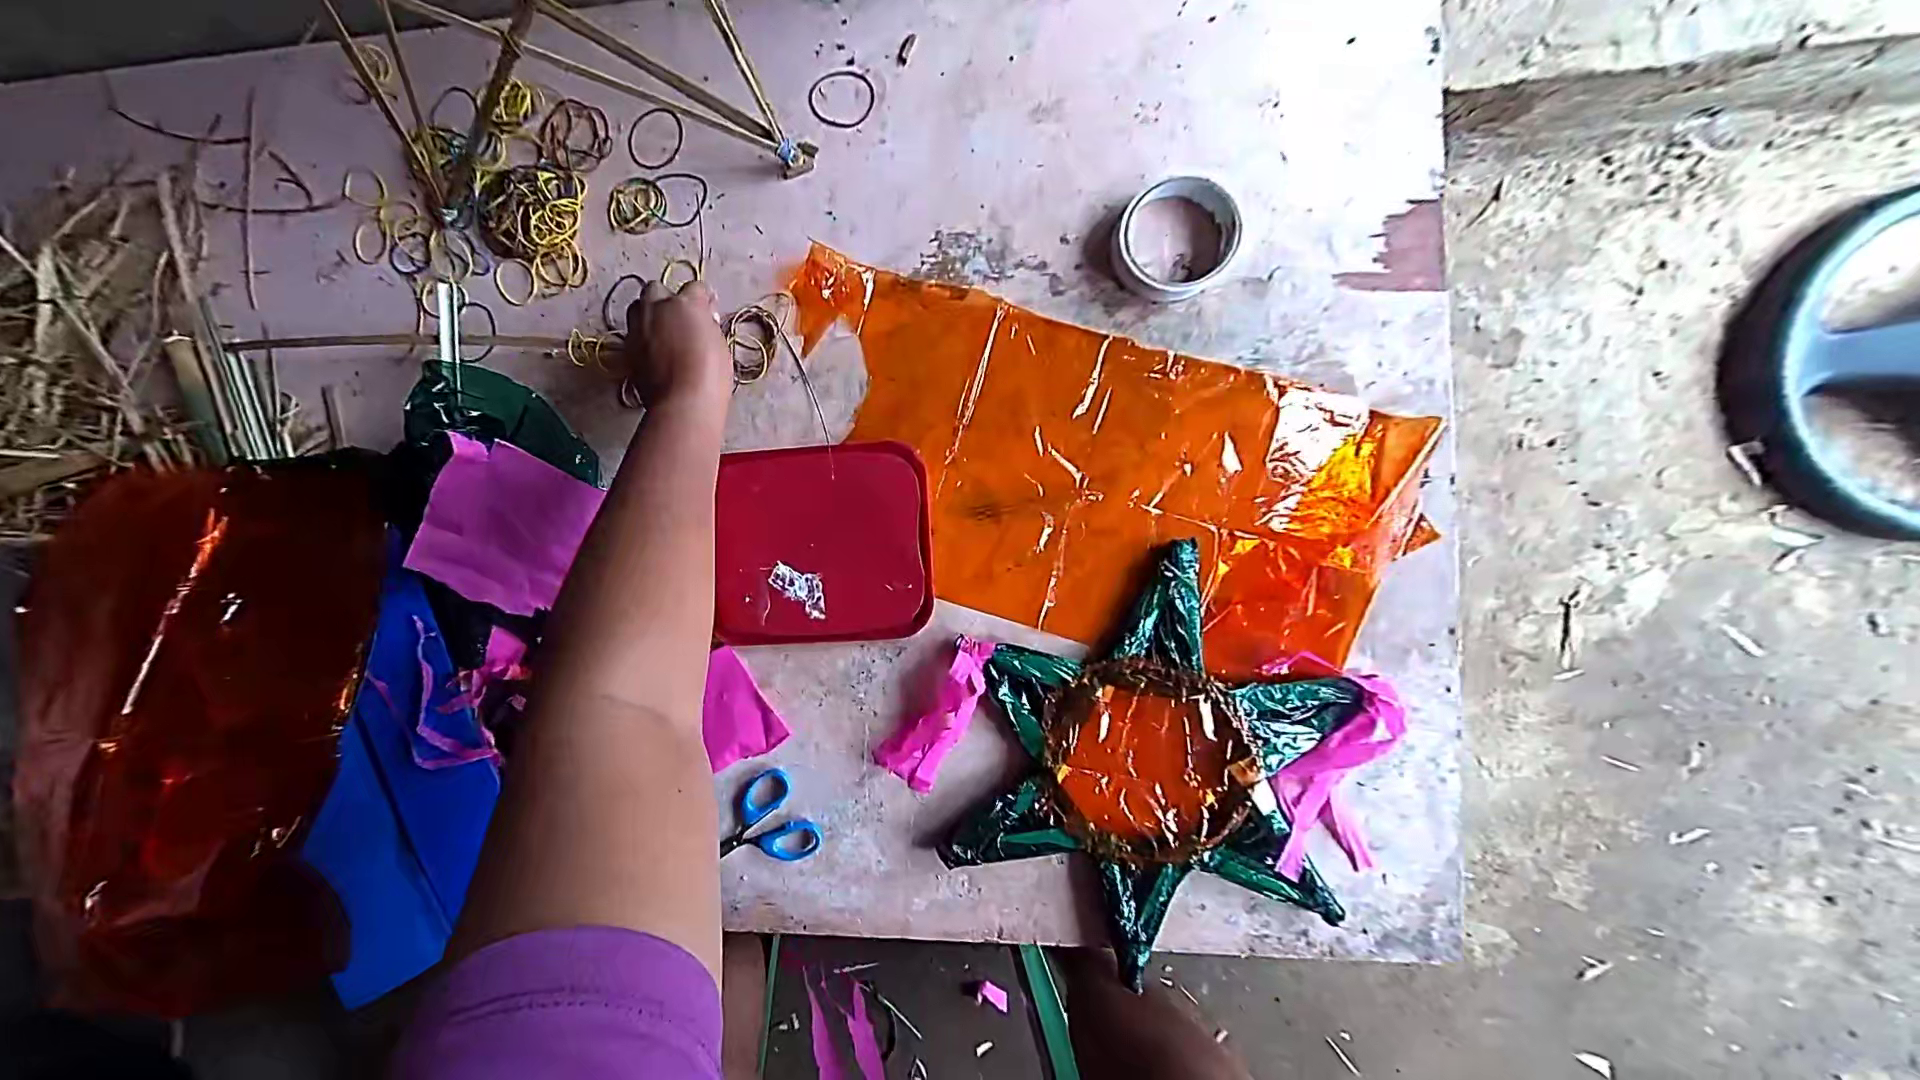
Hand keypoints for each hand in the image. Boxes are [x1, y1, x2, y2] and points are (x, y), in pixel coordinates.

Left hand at [623, 280, 731, 408]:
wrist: (683, 403)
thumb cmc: (711, 376)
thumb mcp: (720, 346)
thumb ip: (708, 327)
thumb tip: (702, 322)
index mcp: (686, 304)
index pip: (696, 288)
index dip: (703, 299)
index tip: (709, 310)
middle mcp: (657, 307)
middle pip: (657, 289)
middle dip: (668, 300)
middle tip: (681, 319)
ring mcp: (637, 326)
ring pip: (638, 307)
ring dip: (651, 314)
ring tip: (664, 333)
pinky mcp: (627, 347)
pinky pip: (634, 332)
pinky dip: (644, 336)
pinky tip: (656, 352)